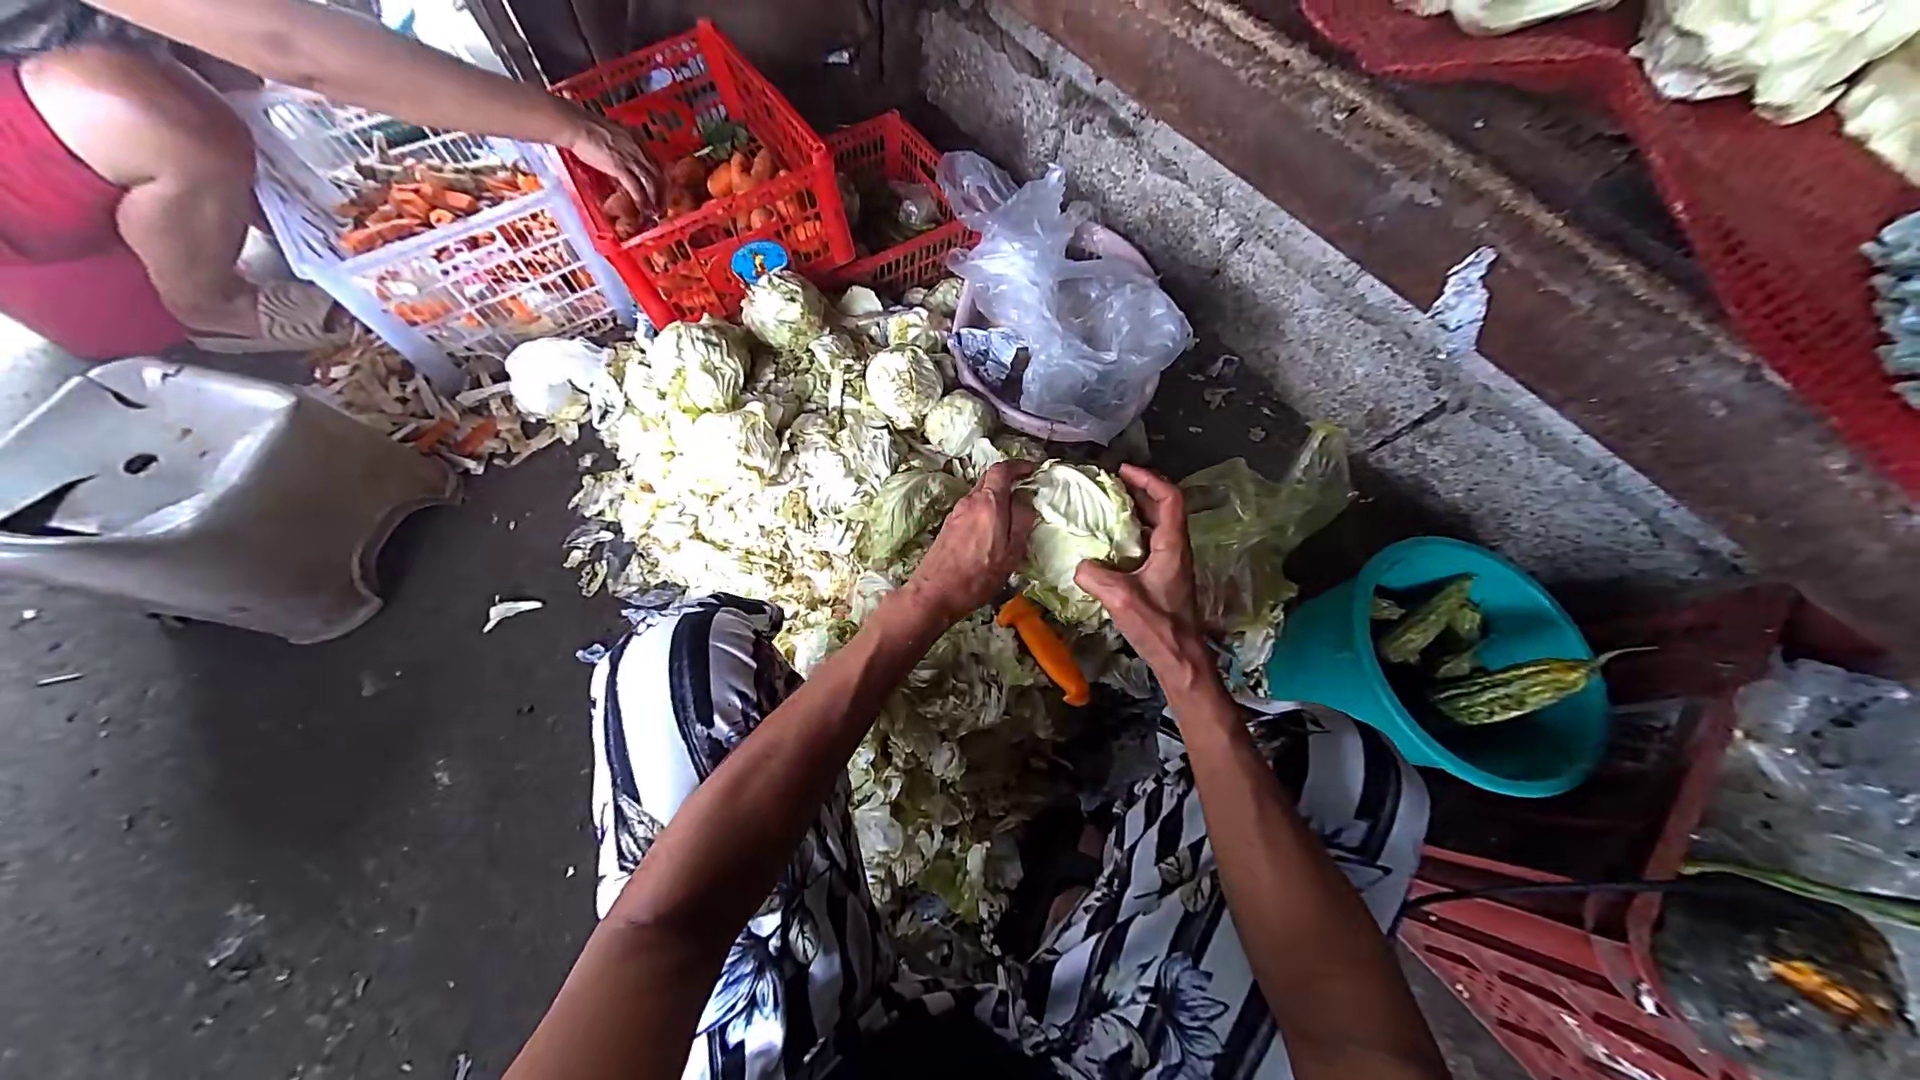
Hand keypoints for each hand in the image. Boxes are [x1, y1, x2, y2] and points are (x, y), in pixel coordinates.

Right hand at [561, 107, 660, 213]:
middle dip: (663, 194)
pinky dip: (642, 201)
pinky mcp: (619, 167)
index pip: (657, 163)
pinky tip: (643, 210)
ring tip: (655, 213)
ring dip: (655, 200)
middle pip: (658, 175)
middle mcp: (638, 149)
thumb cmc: (586, 127)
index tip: (663, 191)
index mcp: (637, 140)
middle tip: (663, 207)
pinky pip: (636, 188)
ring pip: (651, 183)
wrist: (574, 124)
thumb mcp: (613, 134)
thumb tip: (625, 158)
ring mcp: (630, 158)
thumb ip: (623, 146)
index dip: (662, 180)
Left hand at [899, 461, 1037, 627]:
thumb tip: (1025, 499)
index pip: (1002, 469)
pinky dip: (985, 509)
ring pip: (980, 494)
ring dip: (997, 496)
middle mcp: (970, 501)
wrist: (935, 592)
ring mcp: (956, 512)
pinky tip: (992, 529)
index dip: (1019, 465)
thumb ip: (1022, 520)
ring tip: (1012, 513)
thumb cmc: (978, 575)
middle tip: (1025, 489)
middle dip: (1009, 478)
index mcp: (989, 502)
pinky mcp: (948, 525)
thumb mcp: (1012, 551)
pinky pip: (972, 508)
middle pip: (990, 478)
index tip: (1032, 470)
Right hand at [1074, 464, 1215, 697]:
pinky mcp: (1163, 579)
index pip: (1169, 498)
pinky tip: (1108, 545)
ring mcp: (1171, 565)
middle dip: (1138, 491)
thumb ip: (1095, 575)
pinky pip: (1147, 545)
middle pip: (1163, 508)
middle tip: (1110, 485)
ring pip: (1155, 527)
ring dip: (1134, 513)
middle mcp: (1176, 550)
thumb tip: (1080, 565)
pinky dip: (1130, 535)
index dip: (1149, 479)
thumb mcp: (1121, 599)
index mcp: (1172, 546)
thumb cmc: (1158, 627)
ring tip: (1105, 509)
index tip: (1124, 471)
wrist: (1180, 660)